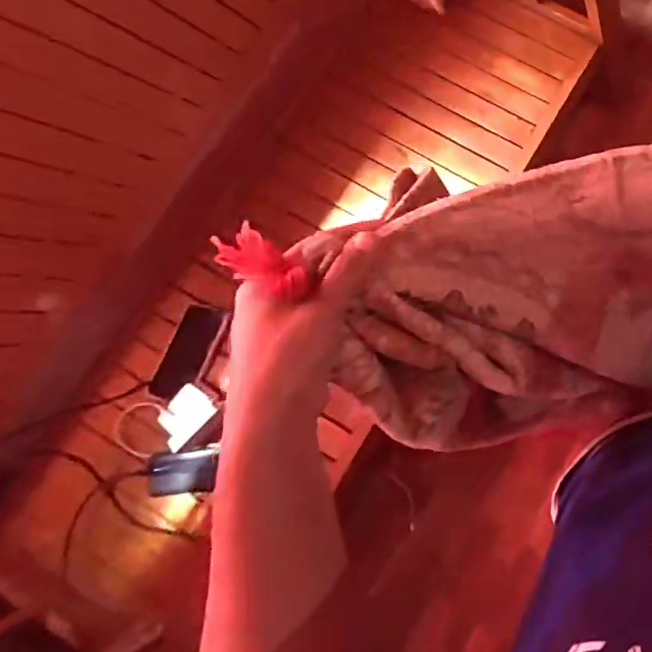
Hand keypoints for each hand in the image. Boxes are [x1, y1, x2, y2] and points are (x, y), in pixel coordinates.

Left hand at [227, 232, 377, 413]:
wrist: (270, 424)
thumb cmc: (290, 360)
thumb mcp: (323, 312)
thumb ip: (347, 273)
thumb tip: (372, 236)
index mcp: (263, 282)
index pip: (311, 246)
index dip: (348, 236)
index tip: (384, 228)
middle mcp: (265, 297)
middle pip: (314, 267)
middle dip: (351, 259)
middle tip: (388, 250)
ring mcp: (275, 323)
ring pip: (318, 292)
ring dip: (349, 284)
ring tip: (383, 274)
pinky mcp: (288, 344)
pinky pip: (319, 314)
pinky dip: (342, 307)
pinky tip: (365, 307)